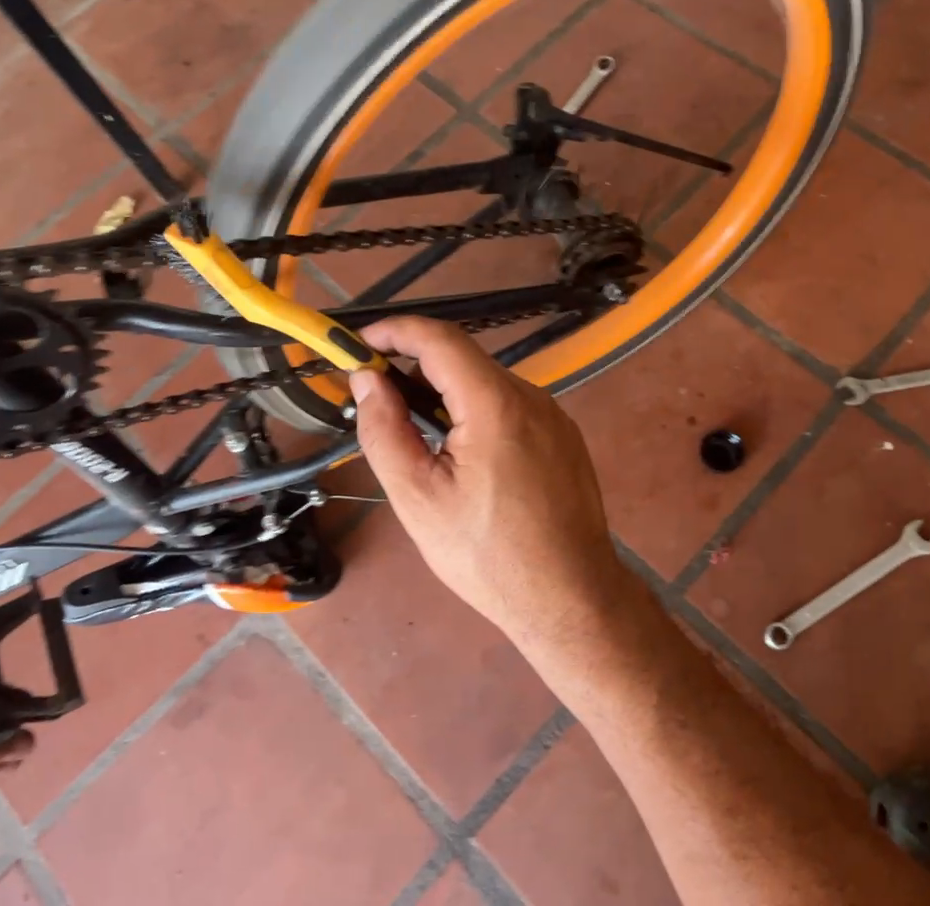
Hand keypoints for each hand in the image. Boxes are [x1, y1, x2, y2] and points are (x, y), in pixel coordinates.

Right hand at [348, 317, 633, 644]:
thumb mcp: (418, 497)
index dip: (395, 331)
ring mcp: (555, 418)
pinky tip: (464, 461)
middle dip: (416, 371)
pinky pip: (512, 411)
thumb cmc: (487, 555)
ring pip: (489, 388)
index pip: (440, 339)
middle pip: (465, 363)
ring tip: (419, 443)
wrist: (569, 598)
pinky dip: (478, 416)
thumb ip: (385, 430)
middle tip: (378, 405)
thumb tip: (367, 379)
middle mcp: (533, 398)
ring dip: (447, 398)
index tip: (359, 344)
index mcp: (496, 404)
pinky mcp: (566, 440)